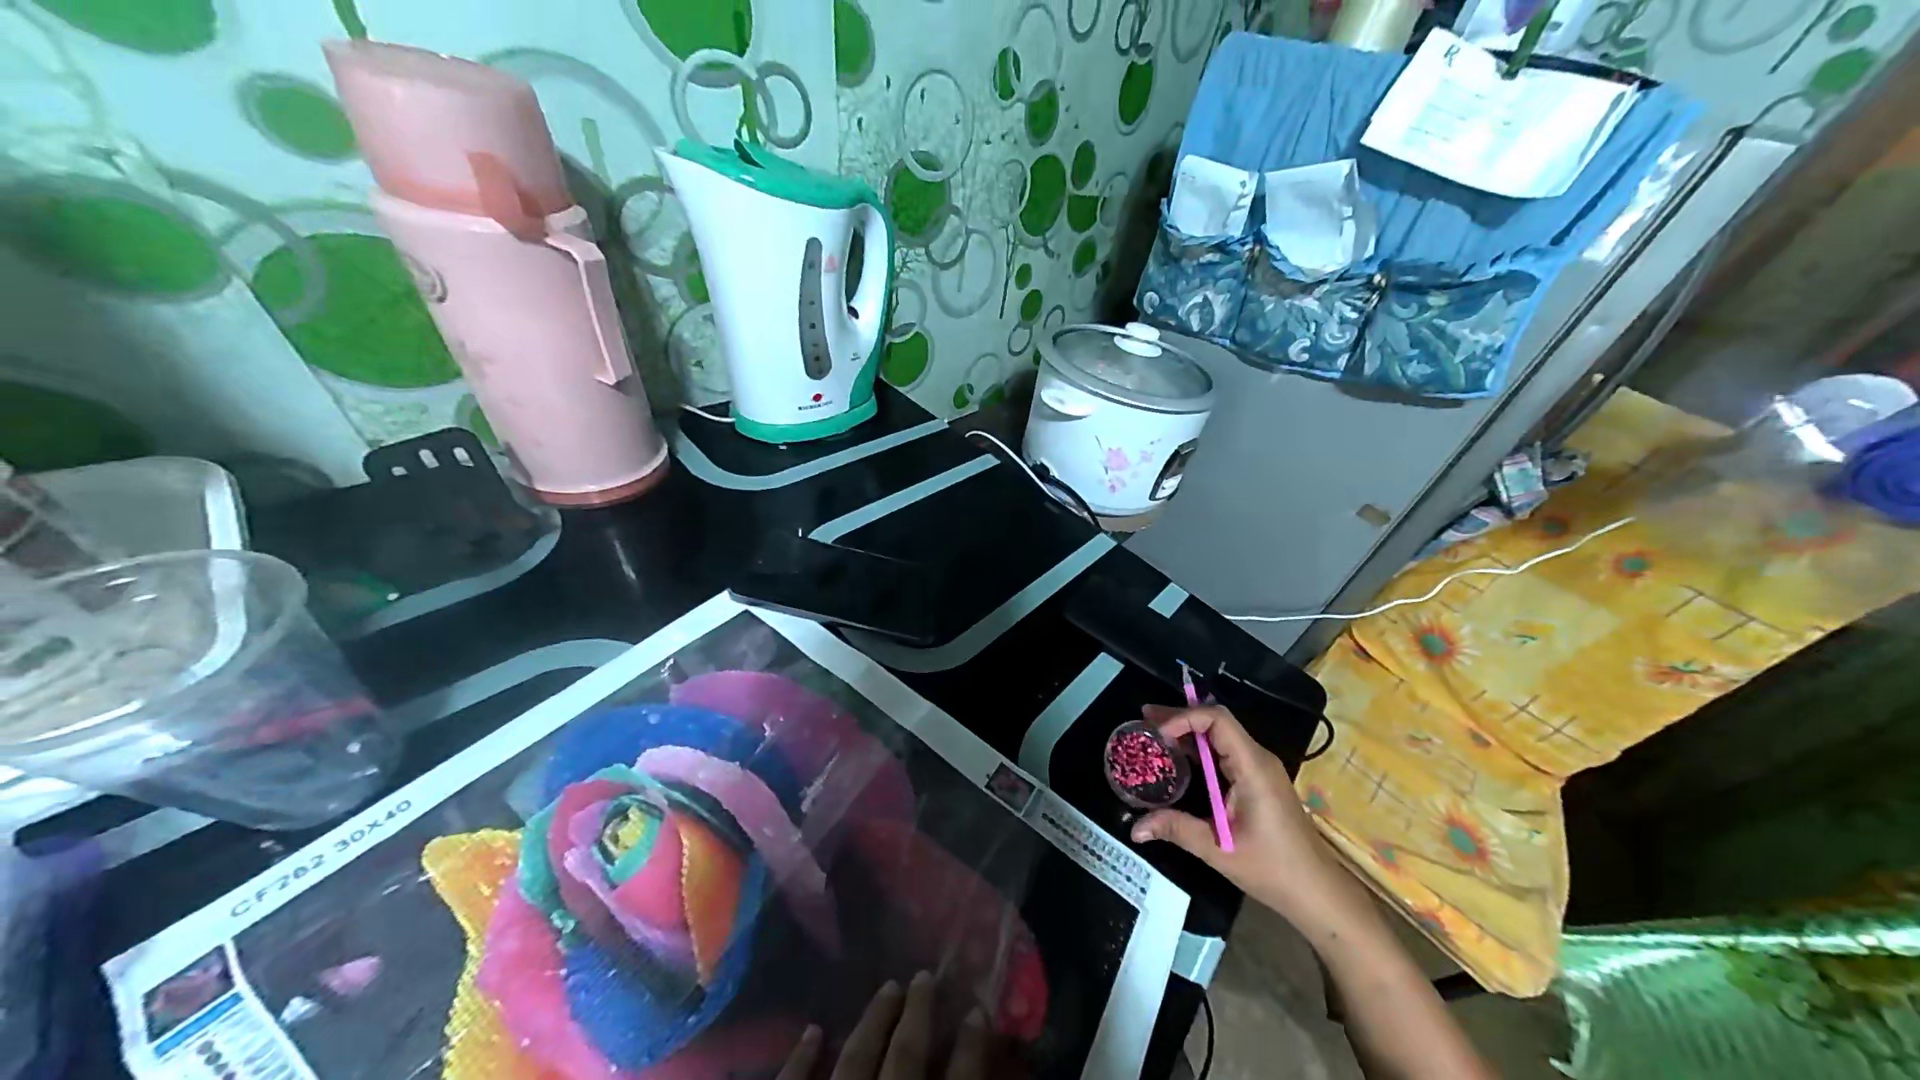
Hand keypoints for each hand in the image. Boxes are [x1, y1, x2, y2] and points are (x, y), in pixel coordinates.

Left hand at [775, 972, 988, 1079]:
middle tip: (925, 976)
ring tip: (888, 988)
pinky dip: (802, 1060)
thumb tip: (983, 1058)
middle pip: (906, 1059)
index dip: (972, 1048)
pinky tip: (812, 1031)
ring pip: (854, 1062)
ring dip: (873, 1023)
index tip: (980, 1010)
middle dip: (919, 1015)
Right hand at [1128, 705, 1361, 935]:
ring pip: (1221, 736)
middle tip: (1144, 720)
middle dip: (1179, 718)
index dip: (1185, 718)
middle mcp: (1258, 759)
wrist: (1319, 892)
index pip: (1218, 720)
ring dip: (1188, 732)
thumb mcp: (1218, 850)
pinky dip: (1199, 749)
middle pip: (1217, 722)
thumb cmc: (1274, 869)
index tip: (1159, 734)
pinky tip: (1178, 757)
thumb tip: (1134, 829)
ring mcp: (1261, 769)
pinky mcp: (1259, 780)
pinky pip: (1226, 752)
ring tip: (1153, 734)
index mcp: (1253, 767)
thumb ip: (1176, 829)